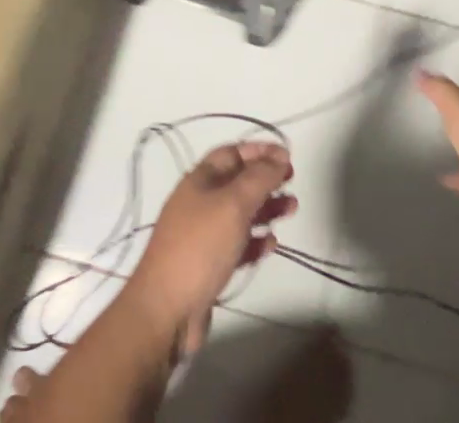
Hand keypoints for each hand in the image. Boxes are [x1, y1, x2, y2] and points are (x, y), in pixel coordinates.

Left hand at [125, 141, 296, 352]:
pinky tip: (271, 244)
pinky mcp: (209, 265)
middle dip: (266, 179)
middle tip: (292, 182)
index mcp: (199, 181)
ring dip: (266, 208)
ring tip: (291, 209)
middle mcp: (199, 203)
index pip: (231, 153)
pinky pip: (237, 244)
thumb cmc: (200, 248)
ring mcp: (202, 235)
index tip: (288, 156)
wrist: (166, 310)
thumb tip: (279, 155)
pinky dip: (255, 241)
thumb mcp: (233, 204)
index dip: (259, 150)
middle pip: (237, 182)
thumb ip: (259, 178)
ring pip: (240, 213)